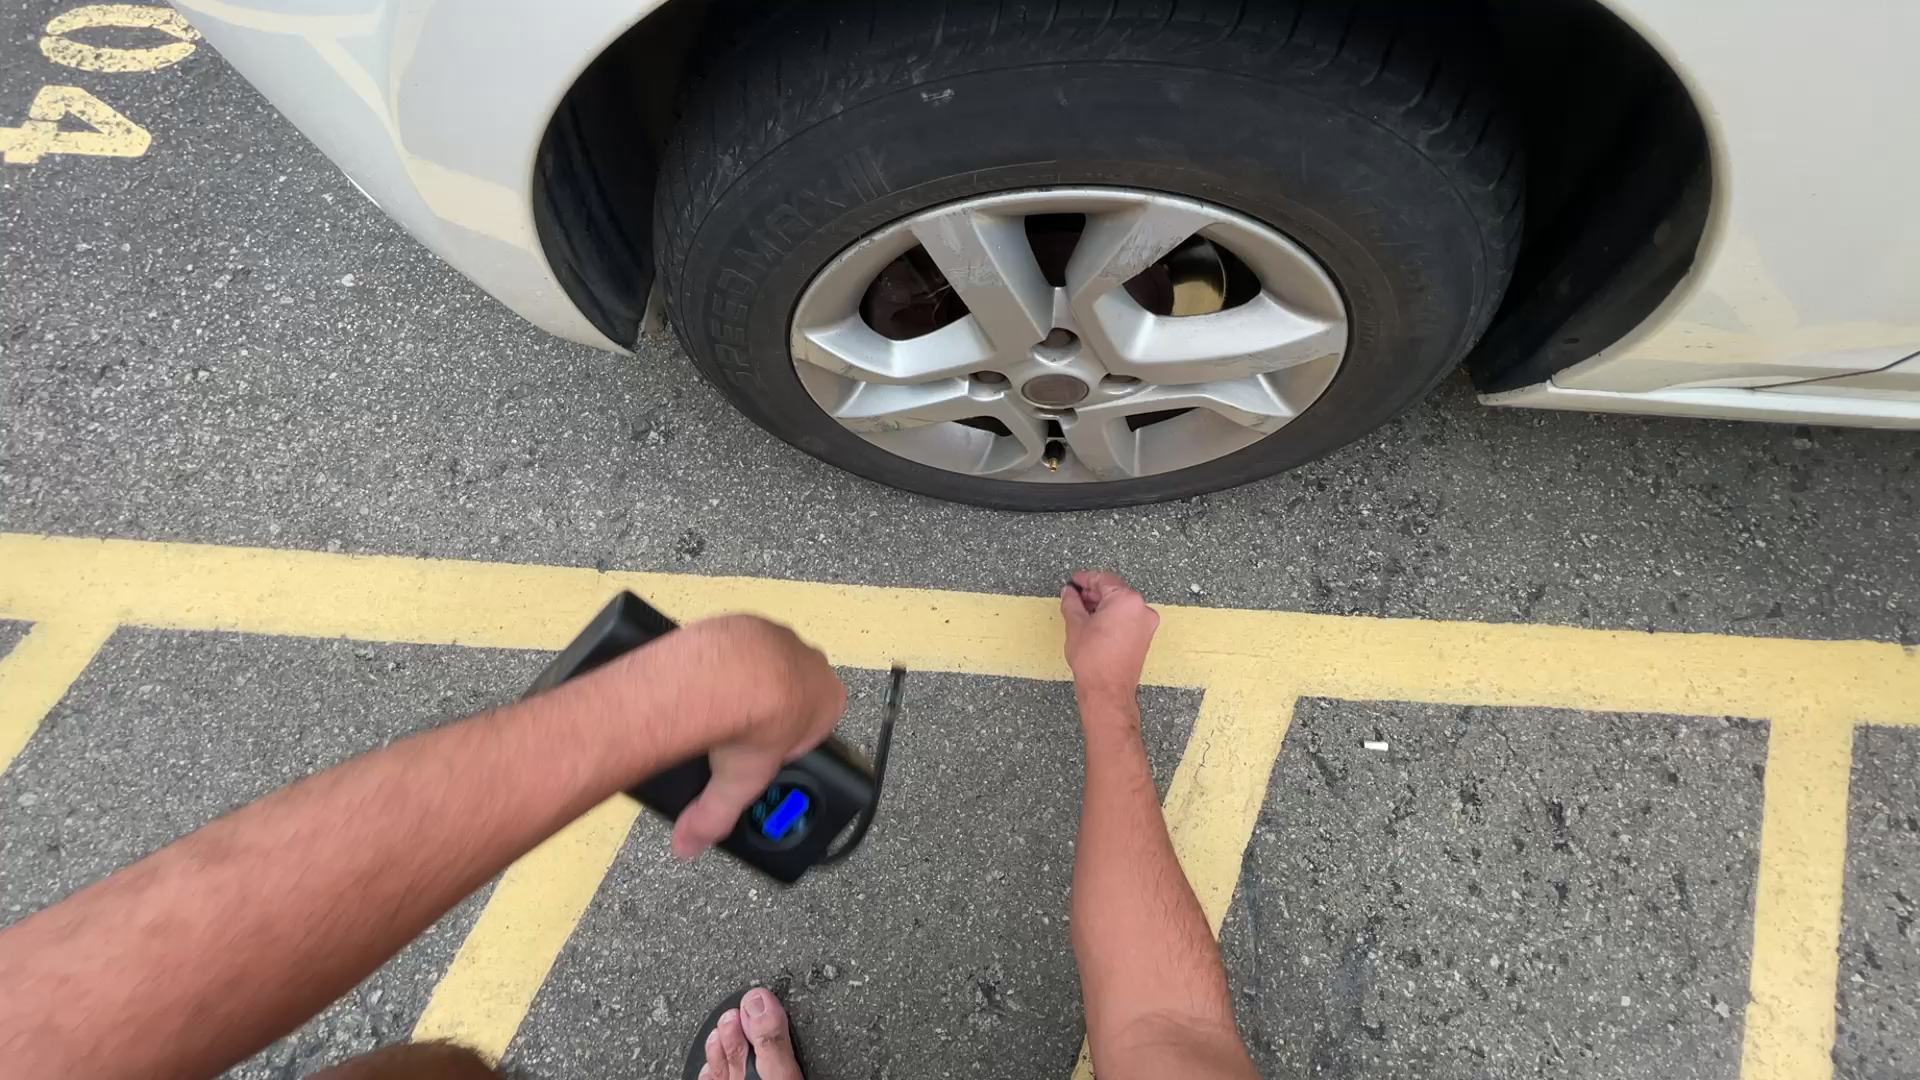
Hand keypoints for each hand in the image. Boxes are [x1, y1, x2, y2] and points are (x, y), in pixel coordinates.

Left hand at [633, 615, 846, 857]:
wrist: (734, 672)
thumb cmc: (757, 721)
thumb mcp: (741, 783)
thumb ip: (715, 816)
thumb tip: (690, 842)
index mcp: (830, 702)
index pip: (814, 725)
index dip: (787, 740)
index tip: (760, 750)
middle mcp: (815, 667)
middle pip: (793, 691)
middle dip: (768, 708)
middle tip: (735, 729)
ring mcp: (788, 640)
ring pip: (770, 662)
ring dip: (748, 679)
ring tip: (716, 701)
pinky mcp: (758, 622)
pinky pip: (745, 640)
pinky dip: (728, 655)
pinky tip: (707, 674)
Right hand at [1060, 571, 1159, 704]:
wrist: (1107, 689)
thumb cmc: (1094, 660)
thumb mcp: (1075, 625)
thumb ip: (1071, 602)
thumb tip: (1069, 592)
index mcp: (1126, 600)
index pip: (1104, 579)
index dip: (1085, 579)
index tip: (1074, 581)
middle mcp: (1141, 608)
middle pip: (1115, 590)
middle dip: (1093, 592)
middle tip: (1074, 595)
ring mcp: (1146, 623)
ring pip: (1121, 604)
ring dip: (1102, 604)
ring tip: (1081, 610)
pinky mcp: (1145, 636)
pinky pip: (1128, 617)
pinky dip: (1112, 615)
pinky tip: (1095, 621)